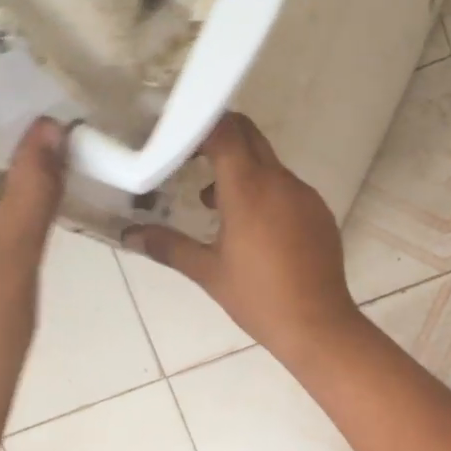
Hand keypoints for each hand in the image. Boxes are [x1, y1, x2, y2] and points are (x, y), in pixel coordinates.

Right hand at [123, 114, 356, 349]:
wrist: (318, 326)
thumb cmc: (259, 299)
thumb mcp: (209, 273)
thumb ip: (168, 246)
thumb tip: (128, 235)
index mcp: (248, 187)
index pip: (223, 129)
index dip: (198, 124)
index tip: (177, 137)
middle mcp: (280, 181)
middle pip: (248, 136)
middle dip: (219, 140)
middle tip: (191, 160)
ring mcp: (306, 196)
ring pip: (270, 165)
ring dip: (243, 173)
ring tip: (218, 207)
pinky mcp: (321, 214)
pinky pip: (290, 190)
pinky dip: (268, 194)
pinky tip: (256, 231)